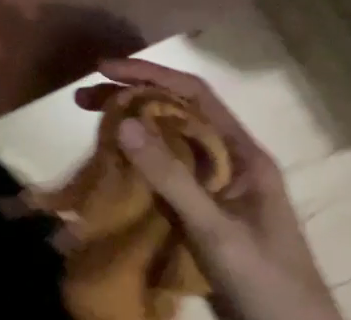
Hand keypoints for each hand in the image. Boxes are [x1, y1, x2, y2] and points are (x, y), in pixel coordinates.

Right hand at [76, 59, 341, 319]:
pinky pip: (165, 172)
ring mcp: (217, 187)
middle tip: (83, 98)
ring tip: (90, 123)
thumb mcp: (217, 230)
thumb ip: (172, 177)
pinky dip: (136, 160)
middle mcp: (230, 161)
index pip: (194, 94)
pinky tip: (111, 162)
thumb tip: (123, 121)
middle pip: (177, 113)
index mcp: (244, 154)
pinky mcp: (203, 210)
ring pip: (169, 141)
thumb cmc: (267, 282)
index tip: (104, 69)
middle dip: (130, 98)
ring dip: (130, 128)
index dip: (149, 74)